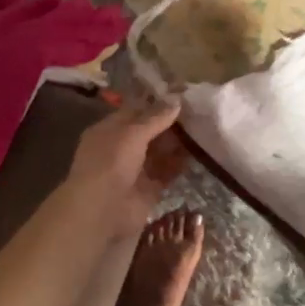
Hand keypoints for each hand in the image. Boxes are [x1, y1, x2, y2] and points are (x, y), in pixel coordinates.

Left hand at [65, 100, 188, 235]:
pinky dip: (180, 164)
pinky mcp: (148, 189)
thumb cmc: (111, 162)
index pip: (135, 111)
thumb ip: (155, 117)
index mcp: (110, 130)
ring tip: (202, 129)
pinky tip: (199, 153)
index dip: (156, 103)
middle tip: (198, 111)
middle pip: (150, 132)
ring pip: (160, 152)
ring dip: (177, 143)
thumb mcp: (132, 132)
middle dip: (170, 123)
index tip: (181, 95)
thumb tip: (176, 100)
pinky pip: (167, 172)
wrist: (101, 210)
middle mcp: (121, 148)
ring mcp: (135, 169)